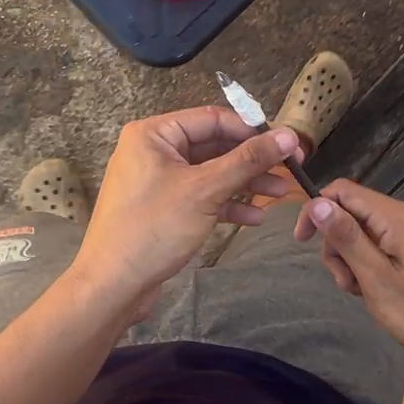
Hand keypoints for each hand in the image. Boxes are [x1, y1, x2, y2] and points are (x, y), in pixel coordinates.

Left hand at [71, 107, 298, 310]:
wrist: (113, 285)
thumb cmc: (154, 228)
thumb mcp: (205, 190)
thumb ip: (248, 161)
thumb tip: (289, 136)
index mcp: (154, 134)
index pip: (213, 119)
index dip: (252, 130)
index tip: (286, 144)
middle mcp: (154, 151)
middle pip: (214, 145)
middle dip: (252, 160)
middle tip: (290, 169)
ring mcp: (158, 181)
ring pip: (211, 173)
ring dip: (245, 183)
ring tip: (280, 194)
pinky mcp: (163, 208)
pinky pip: (201, 196)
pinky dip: (227, 203)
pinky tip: (254, 217)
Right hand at [296, 179, 403, 373]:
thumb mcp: (377, 279)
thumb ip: (347, 239)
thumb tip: (316, 202)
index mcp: (395, 218)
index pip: (342, 191)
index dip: (316, 210)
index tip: (302, 242)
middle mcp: (403, 216)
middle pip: (350, 212)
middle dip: (336, 244)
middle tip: (345, 281)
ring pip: (361, 232)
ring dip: (350, 260)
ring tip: (360, 291)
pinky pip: (378, 245)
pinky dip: (367, 266)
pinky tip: (373, 291)